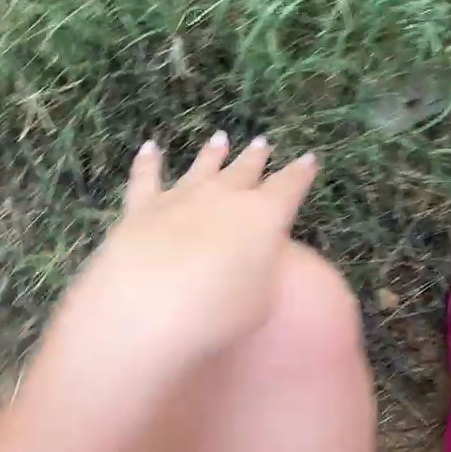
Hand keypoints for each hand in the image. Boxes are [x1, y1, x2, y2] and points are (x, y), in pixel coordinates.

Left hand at [38, 132, 318, 406]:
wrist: (149, 305)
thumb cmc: (218, 312)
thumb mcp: (261, 301)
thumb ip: (262, 272)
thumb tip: (255, 259)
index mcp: (264, 214)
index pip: (289, 186)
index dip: (300, 173)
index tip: (308, 160)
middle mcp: (224, 196)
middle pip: (245, 170)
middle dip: (256, 158)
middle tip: (264, 144)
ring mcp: (181, 197)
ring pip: (202, 167)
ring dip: (213, 153)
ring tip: (220, 139)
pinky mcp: (142, 207)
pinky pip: (146, 177)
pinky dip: (148, 161)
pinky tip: (150, 148)